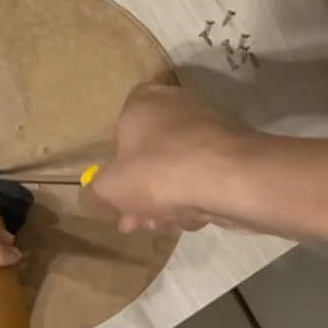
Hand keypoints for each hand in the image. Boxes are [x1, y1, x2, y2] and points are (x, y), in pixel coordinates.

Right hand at [87, 83, 257, 232]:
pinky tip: (194, 217)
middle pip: (149, 156)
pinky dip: (197, 195)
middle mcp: (176, 103)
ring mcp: (210, 124)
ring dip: (167, 200)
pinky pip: (205, 174)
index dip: (116, 175)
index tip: (117, 204)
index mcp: (142, 100)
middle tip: (138, 223)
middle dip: (141, 195)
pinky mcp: (236, 148)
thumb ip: (94, 191)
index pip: (119, 135)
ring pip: (177, 168)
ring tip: (166, 226)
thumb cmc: (159, 172)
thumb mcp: (110, 188)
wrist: (233, 178)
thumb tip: (92, 195)